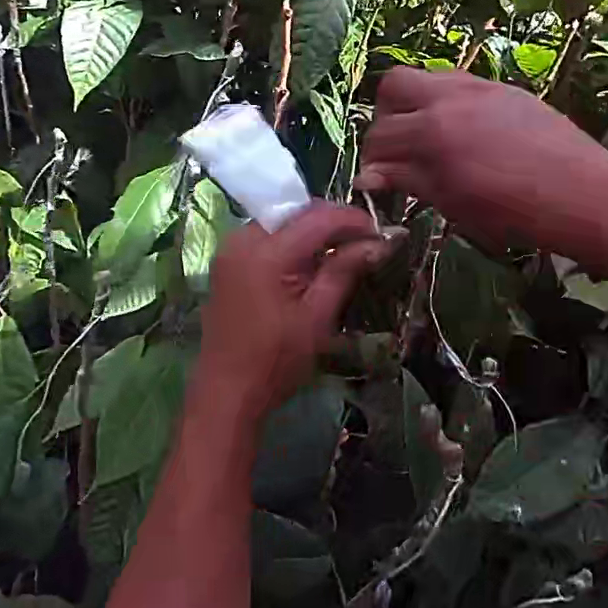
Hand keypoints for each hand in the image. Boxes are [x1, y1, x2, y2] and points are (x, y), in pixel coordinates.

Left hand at [197, 203, 400, 422]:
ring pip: (282, 222)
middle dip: (333, 222)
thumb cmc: (276, 360)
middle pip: (297, 213)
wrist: (226, 394)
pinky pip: (267, 236)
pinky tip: (310, 263)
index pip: (317, 217)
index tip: (380, 231)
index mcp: (265, 251)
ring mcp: (231, 249)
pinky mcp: (228, 261)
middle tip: (364, 241)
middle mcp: (243, 239)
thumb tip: (378, 243)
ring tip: (341, 251)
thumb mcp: (318, 315)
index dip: (352, 219)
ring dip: (312, 231)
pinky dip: (291, 241)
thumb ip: (345, 270)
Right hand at [355, 67, 607, 256]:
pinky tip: (465, 132)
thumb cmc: (514, 211)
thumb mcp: (453, 202)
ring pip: (427, 77)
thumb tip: (369, 177)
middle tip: (398, 147)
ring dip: (417, 103)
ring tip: (430, 138)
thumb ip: (409, 181)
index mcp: (432, 130)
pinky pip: (460, 84)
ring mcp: (479, 87)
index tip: (378, 178)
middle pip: (393, 86)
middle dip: (386, 115)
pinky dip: (448, 103)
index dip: (372, 159)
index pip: (380, 135)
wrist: (582, 192)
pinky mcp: (503, 88)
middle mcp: (449, 96)